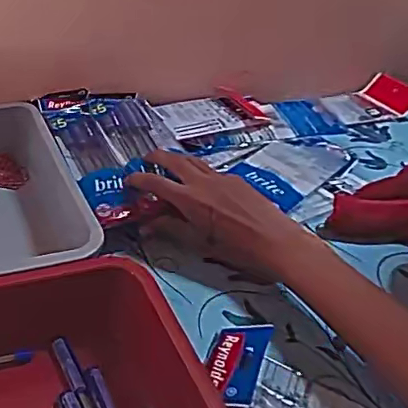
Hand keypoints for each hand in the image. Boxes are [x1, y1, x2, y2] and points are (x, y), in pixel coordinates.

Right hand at [125, 150, 326, 278]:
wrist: (278, 243)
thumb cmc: (239, 250)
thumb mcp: (200, 244)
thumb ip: (172, 230)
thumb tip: (149, 226)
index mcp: (189, 199)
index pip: (155, 182)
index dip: (138, 179)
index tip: (129, 180)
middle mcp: (203, 182)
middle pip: (173, 160)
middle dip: (156, 157)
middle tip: (145, 160)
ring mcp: (221, 177)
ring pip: (192, 160)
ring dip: (177, 160)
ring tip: (169, 166)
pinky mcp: (236, 180)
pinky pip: (210, 170)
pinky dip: (197, 171)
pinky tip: (201, 185)